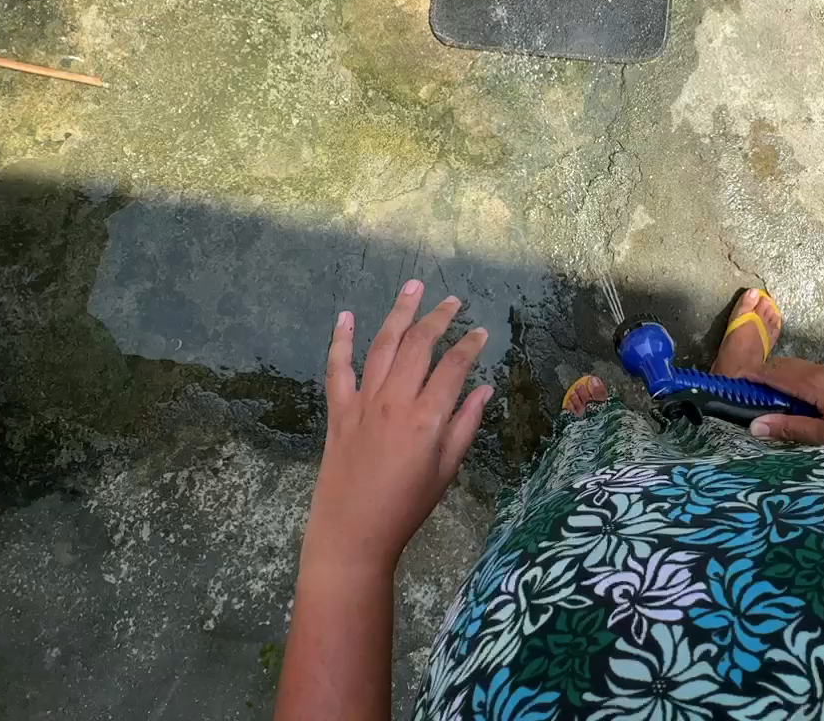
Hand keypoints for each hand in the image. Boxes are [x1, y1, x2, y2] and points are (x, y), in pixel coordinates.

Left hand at [299, 281, 494, 574]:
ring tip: (413, 287)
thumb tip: (485, 389)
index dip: (470, 345)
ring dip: (399, 313)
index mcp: (426, 418)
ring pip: (383, 345)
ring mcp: (363, 402)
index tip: (482, 332)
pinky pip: (338, 368)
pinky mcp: (338, 410)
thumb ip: (466, 425)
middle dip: (438, 317)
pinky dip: (341, 340)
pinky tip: (347, 316)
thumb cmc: (407, 507)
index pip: (453, 366)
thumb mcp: (447, 470)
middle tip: (453, 300)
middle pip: (418, 345)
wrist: (351, 536)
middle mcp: (394, 401)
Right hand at [714, 352, 823, 476]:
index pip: (773, 371)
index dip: (748, 377)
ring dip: (780, 387)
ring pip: (801, 376)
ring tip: (760, 409)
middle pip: (786, 369)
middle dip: (761, 380)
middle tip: (736, 401)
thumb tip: (754, 423)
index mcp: (818, 381)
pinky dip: (798, 392)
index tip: (723, 388)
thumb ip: (793, 430)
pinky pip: (815, 383)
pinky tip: (795, 413)